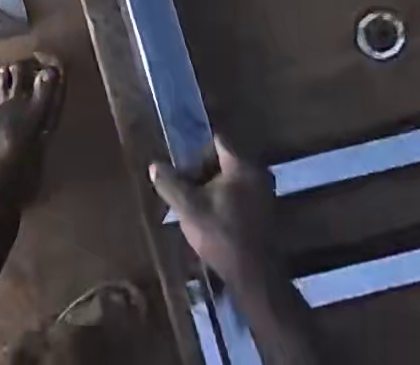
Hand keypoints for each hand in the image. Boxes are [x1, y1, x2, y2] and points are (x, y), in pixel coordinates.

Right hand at [149, 135, 277, 283]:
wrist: (255, 280)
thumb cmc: (222, 235)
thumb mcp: (188, 207)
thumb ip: (169, 182)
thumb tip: (154, 165)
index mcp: (242, 165)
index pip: (216, 139)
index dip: (194, 144)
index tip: (177, 154)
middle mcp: (258, 174)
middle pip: (222, 159)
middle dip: (199, 167)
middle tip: (179, 177)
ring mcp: (264, 195)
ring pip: (229, 179)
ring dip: (209, 185)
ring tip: (189, 197)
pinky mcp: (264, 214)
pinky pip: (237, 194)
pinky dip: (221, 198)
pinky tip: (206, 213)